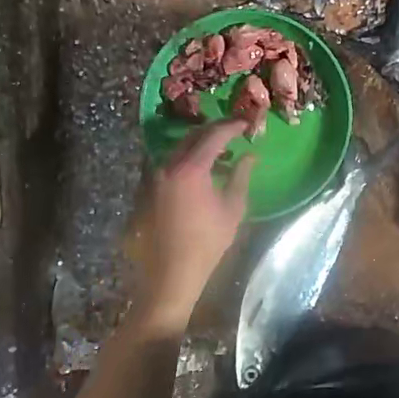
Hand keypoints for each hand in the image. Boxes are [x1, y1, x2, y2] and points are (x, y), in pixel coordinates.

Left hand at [135, 120, 255, 330]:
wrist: (172, 273)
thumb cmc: (208, 243)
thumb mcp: (232, 208)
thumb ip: (240, 176)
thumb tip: (250, 156)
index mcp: (190, 169)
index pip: (214, 136)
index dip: (232, 127)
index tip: (247, 124)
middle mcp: (168, 166)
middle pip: (192, 136)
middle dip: (215, 131)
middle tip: (234, 133)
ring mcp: (154, 177)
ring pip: (179, 149)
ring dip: (200, 146)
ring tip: (222, 154)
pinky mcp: (148, 189)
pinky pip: (170, 164)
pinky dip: (187, 160)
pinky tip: (202, 172)